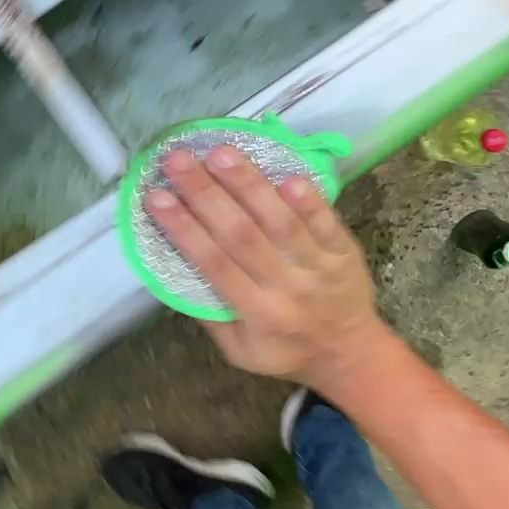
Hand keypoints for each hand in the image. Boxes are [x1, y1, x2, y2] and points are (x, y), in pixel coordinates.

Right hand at [147, 145, 392, 386]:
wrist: (351, 354)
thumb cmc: (286, 349)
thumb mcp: (240, 350)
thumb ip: (210, 314)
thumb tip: (173, 268)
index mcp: (256, 314)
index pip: (214, 263)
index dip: (184, 229)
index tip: (156, 197)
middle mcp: (286, 288)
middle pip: (242, 235)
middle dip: (206, 194)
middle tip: (179, 160)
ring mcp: (319, 268)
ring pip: (281, 222)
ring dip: (249, 185)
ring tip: (221, 154)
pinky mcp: (344, 251)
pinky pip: (325, 223)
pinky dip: (307, 200)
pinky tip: (286, 174)